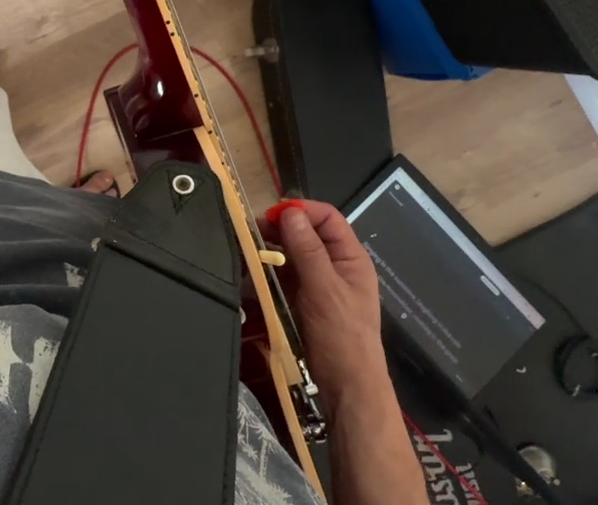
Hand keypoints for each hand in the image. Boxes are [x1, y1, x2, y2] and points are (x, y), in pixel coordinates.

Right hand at [264, 200, 388, 406]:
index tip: (271, 216)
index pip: (327, 217)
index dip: (301, 210)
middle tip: (252, 233)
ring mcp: (319, 283)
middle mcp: (336, 265)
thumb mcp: (324, 289)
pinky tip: (251, 274)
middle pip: (307, 232)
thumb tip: (290, 212)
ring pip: (292, 253)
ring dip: (271, 249)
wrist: (347, 387)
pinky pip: (285, 276)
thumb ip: (308, 249)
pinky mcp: (304, 299)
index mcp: (350, 258)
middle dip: (280, 229)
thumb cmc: (342, 337)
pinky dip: (268, 271)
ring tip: (247, 251)